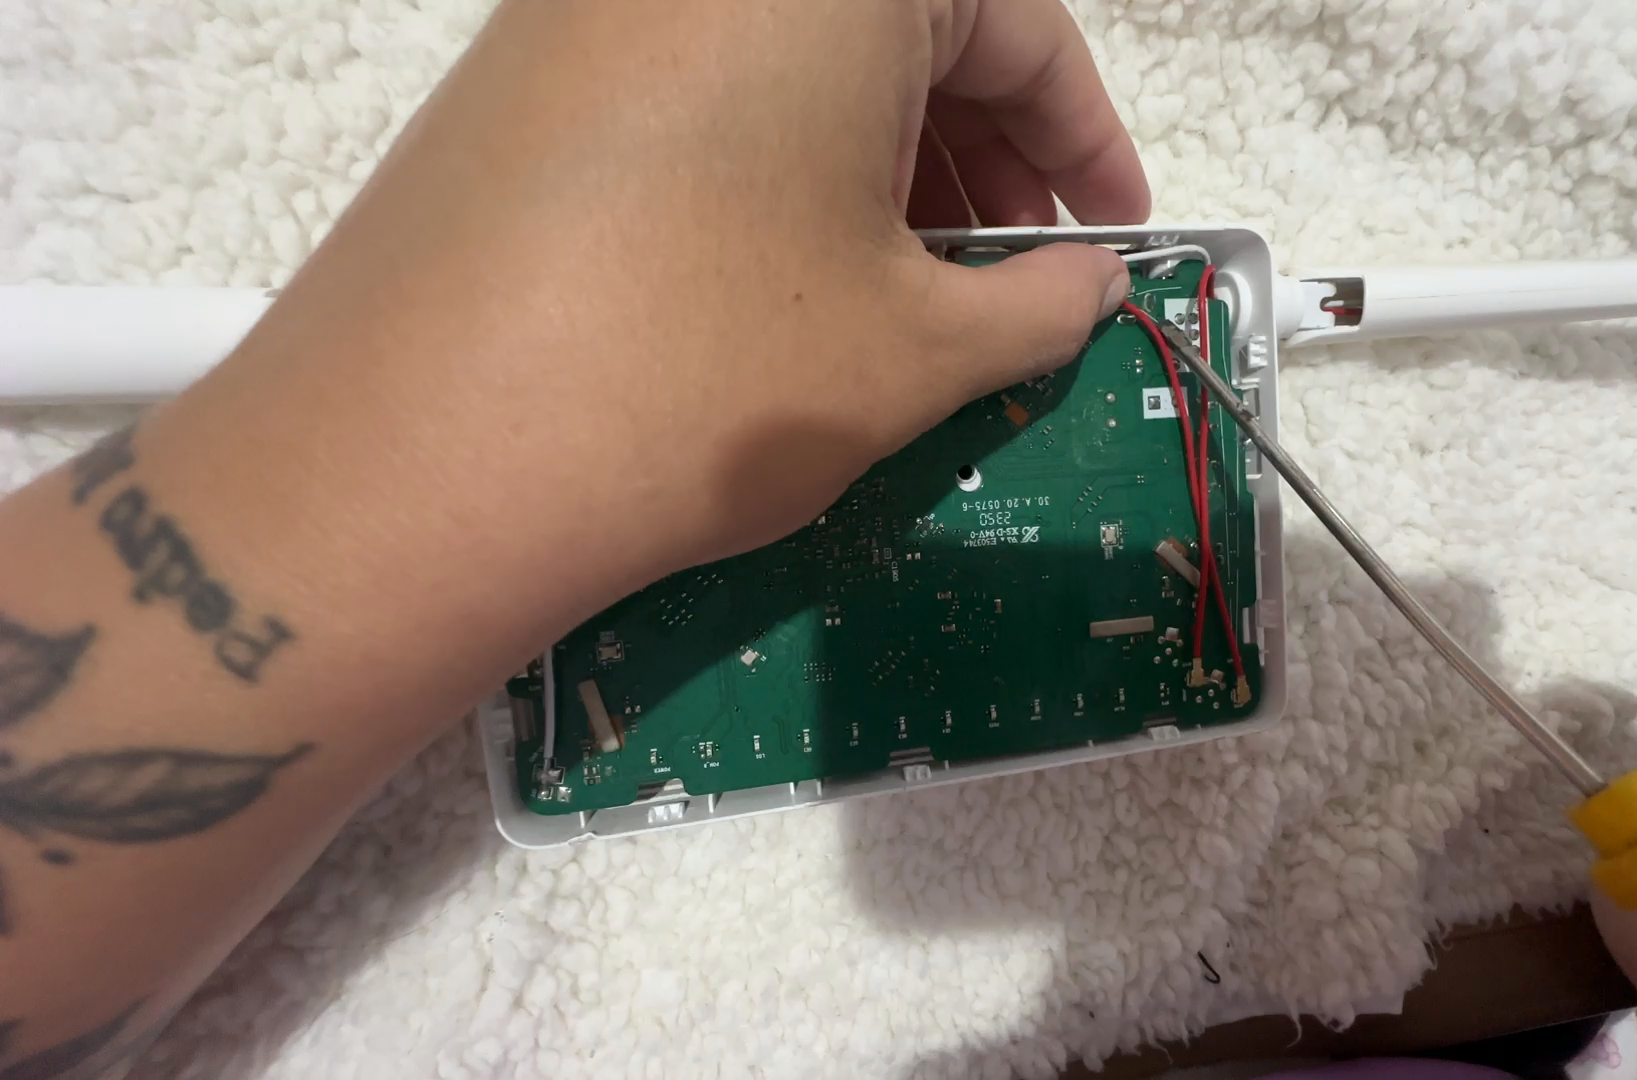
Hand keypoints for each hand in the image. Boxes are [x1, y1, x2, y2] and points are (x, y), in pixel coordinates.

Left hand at [158, 0, 1147, 625]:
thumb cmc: (721, 383)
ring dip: (904, 180)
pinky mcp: (544, 90)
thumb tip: (1098, 286)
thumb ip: (1041, 306)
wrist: (434, 468)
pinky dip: (809, 186)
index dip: (1090, 140)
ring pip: (819, 81)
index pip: (1020, 24)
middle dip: (997, 162)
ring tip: (933, 291)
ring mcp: (606, 10)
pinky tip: (821, 281)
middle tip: (1024, 273)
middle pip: (915, 40)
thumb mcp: (919, 349)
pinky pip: (731, 111)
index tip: (1116, 234)